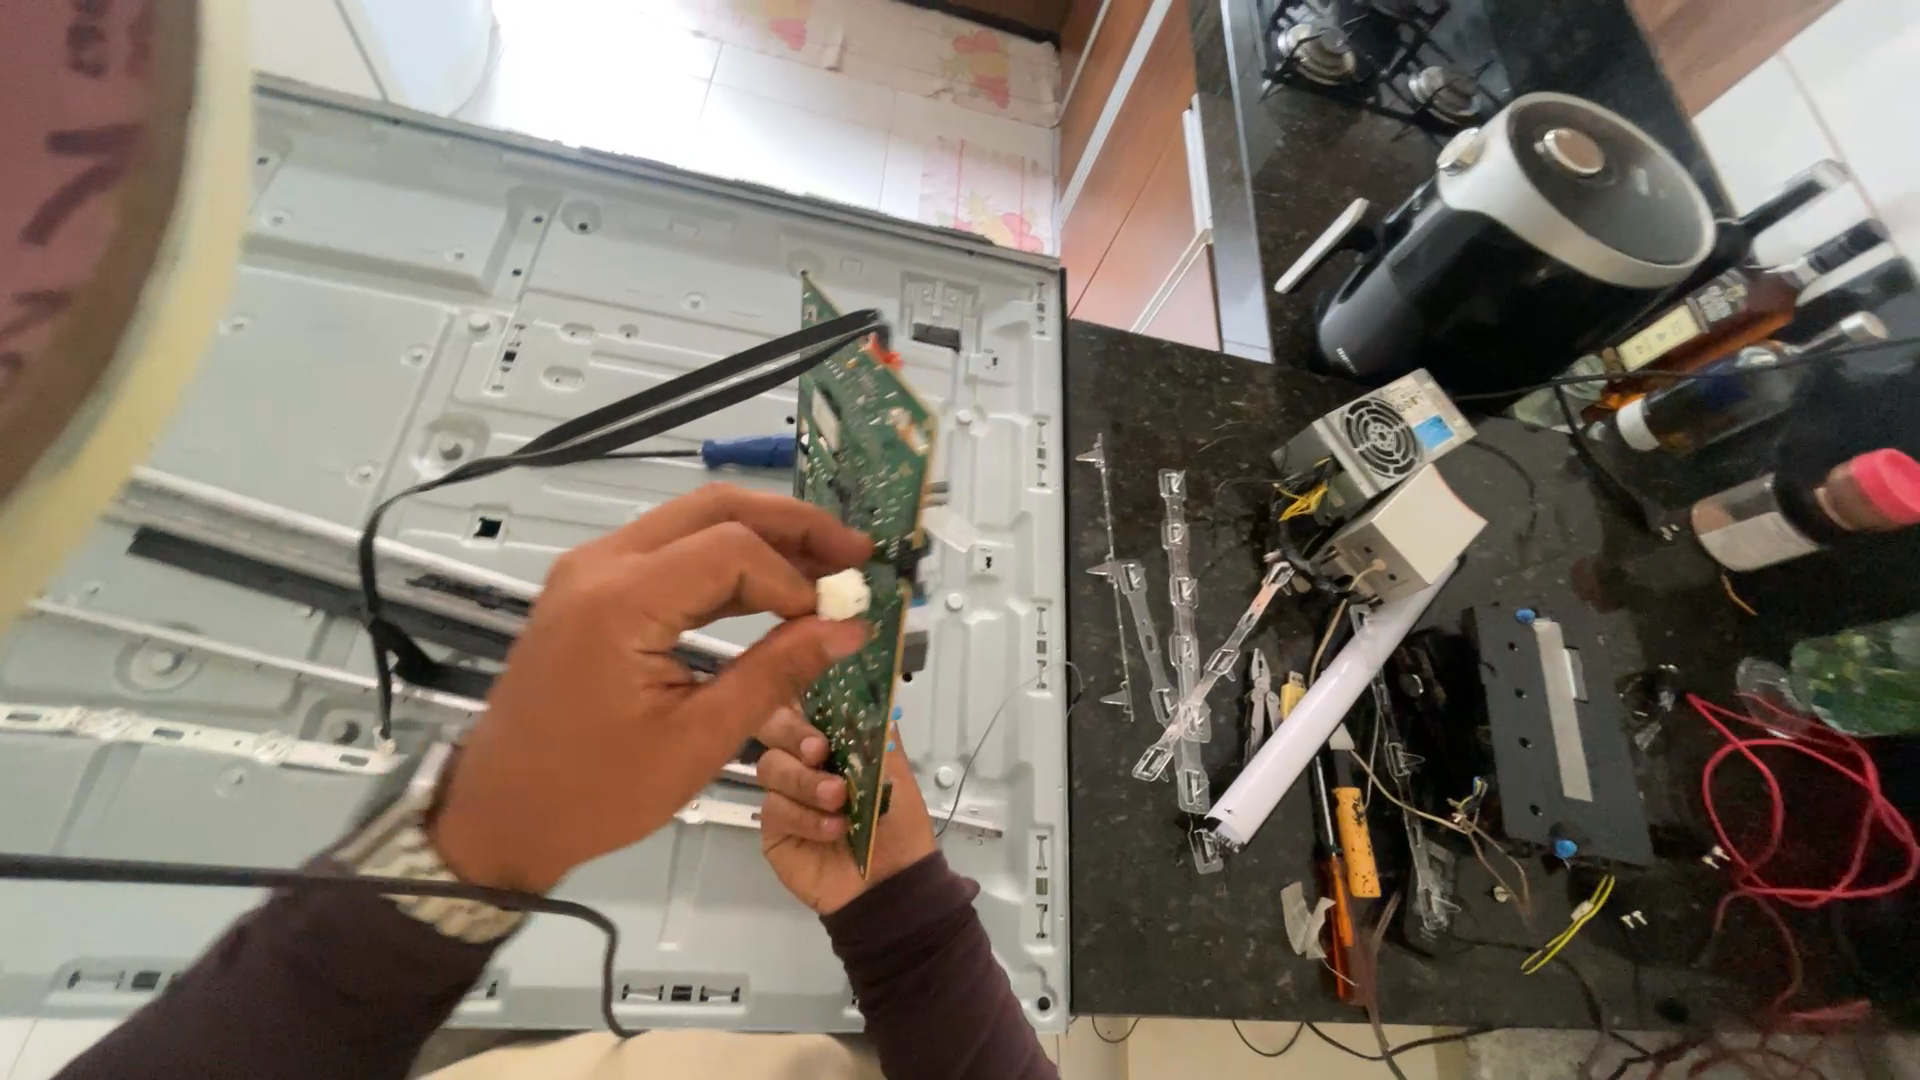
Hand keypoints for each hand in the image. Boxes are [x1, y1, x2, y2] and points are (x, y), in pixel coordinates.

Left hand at [428, 484, 872, 893]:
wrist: (499, 816)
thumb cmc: (594, 792)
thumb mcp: (700, 739)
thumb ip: (778, 671)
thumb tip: (849, 629)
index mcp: (620, 601)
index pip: (732, 550)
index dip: (794, 579)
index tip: (830, 621)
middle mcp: (602, 564)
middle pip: (717, 509)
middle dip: (794, 524)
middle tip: (854, 551)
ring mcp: (593, 569)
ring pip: (696, 520)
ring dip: (766, 535)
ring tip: (828, 562)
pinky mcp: (595, 585)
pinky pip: (674, 548)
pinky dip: (730, 558)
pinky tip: (773, 582)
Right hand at [753, 706, 937, 913]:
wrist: (892, 882)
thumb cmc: (898, 823)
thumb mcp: (895, 771)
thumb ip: (876, 732)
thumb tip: (866, 690)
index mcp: (833, 741)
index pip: (804, 705)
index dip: (802, 700)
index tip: (814, 704)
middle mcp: (804, 761)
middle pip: (773, 728)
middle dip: (793, 733)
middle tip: (819, 750)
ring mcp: (785, 794)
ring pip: (770, 767)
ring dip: (806, 781)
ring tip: (838, 800)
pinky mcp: (774, 828)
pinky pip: (774, 809)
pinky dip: (805, 817)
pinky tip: (832, 829)